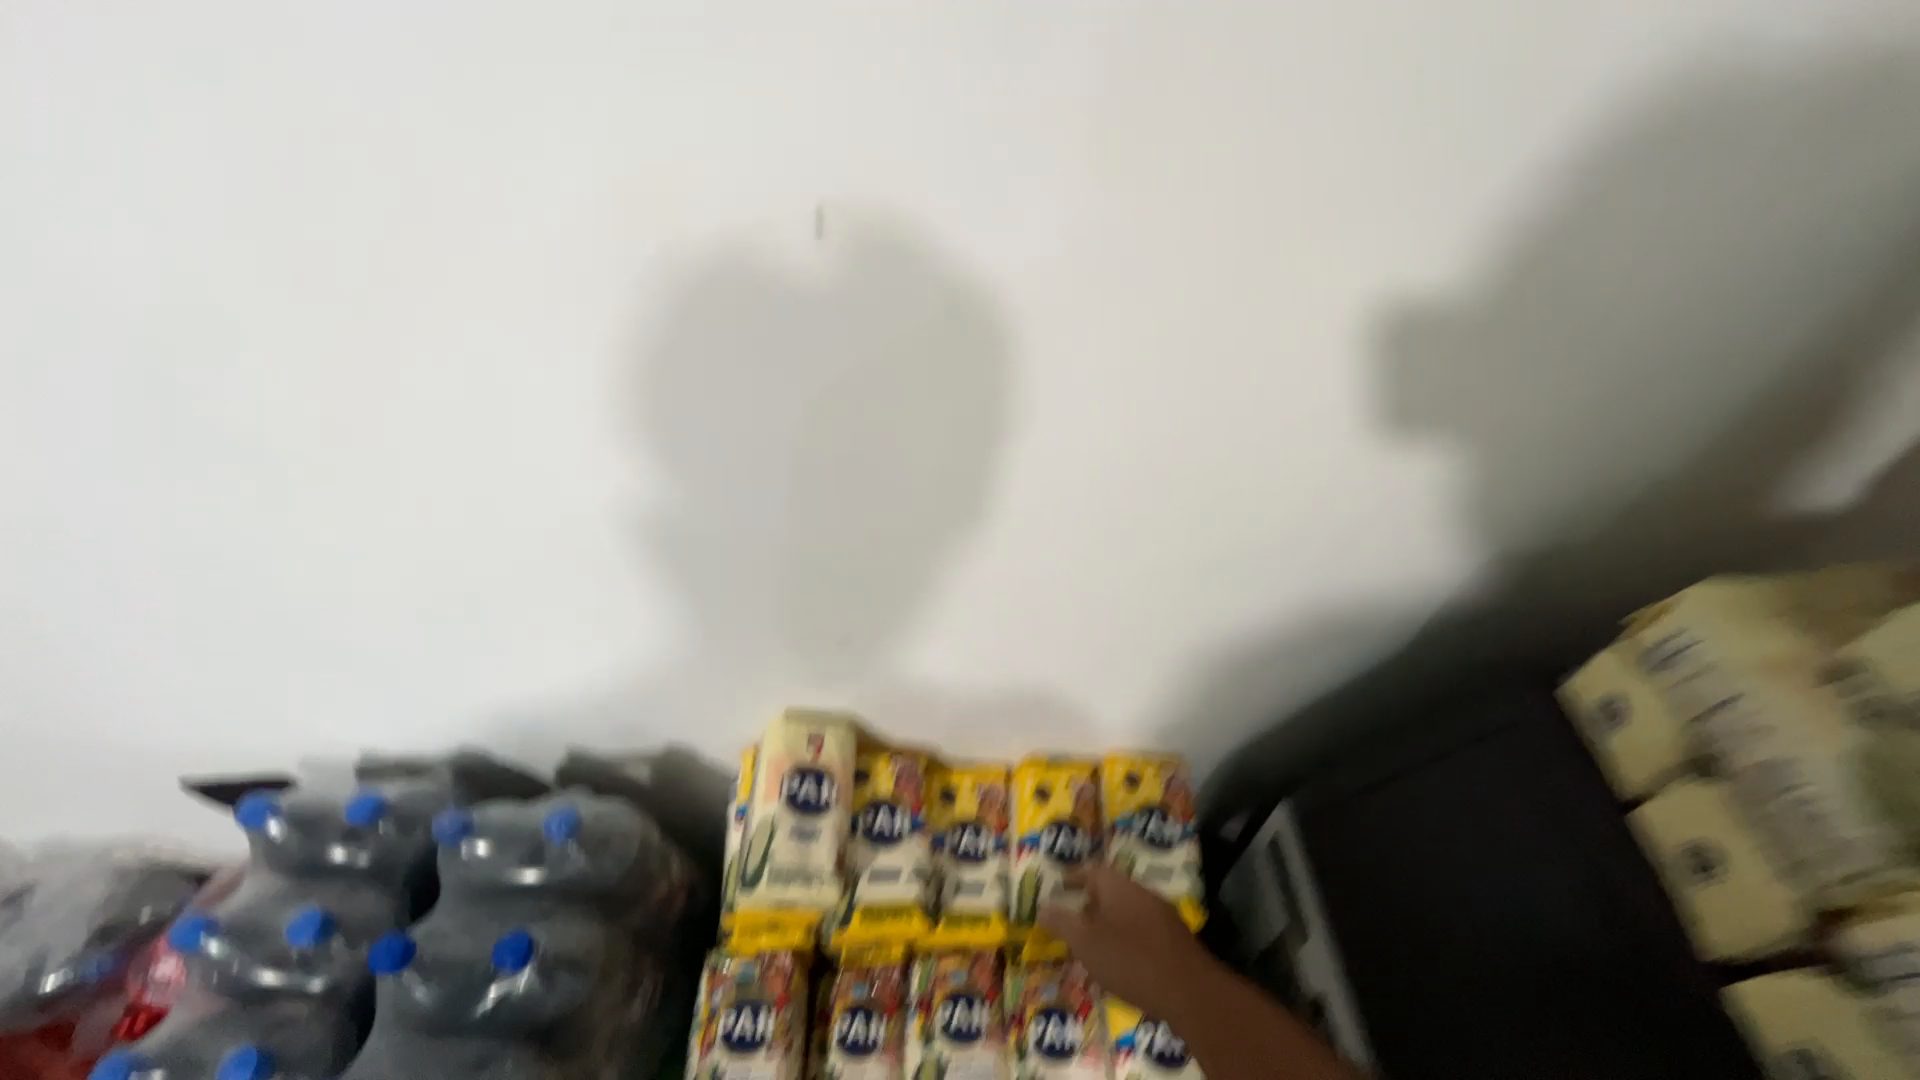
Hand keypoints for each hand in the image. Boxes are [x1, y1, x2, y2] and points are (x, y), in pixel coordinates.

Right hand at [1037, 863, 1219, 1021]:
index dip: (1072, 876)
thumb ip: (1060, 921)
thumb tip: (1041, 905)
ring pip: (1126, 910)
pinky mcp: (1175, 939)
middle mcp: (1140, 891)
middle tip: (1071, 918)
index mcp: (1117, 884)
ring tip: (1092, 943)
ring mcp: (1161, 914)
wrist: (1188, 990)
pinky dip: (1126, 938)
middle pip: (1109, 888)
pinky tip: (1121, 961)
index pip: (1090, 868)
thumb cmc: (1128, 958)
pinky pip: (1142, 930)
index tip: (1058, 886)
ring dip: (1108, 922)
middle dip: (1089, 901)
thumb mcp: (1084, 941)